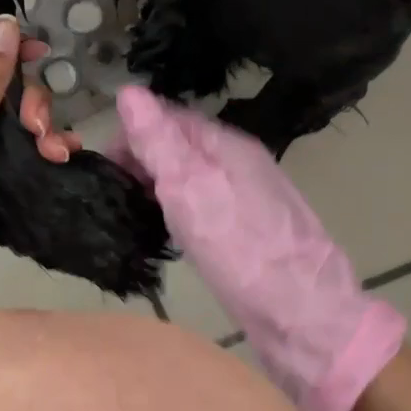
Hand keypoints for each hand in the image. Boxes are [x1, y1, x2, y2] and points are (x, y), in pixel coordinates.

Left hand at [0, 16, 69, 312]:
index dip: (7, 52)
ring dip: (43, 130)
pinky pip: (23, 154)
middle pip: (3, 89)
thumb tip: (4, 22)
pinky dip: (43, 153)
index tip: (40, 54)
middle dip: (31, 103)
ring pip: (17, 123)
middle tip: (38, 126)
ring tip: (56, 151)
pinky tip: (62, 160)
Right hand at [110, 87, 405, 410]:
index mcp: (226, 145)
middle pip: (179, 144)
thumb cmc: (240, 249)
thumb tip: (128, 91)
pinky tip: (168, 231)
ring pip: (189, 174)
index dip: (130, 134)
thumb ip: (158, 141)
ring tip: (134, 210)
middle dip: (141, 159)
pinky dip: (178, 208)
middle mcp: (240, 162)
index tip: (104, 165)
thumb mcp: (188, 188)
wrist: (305, 319)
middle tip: (115, 192)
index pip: (167, 116)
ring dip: (157, 184)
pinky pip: (202, 202)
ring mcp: (249, 196)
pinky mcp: (250, 229)